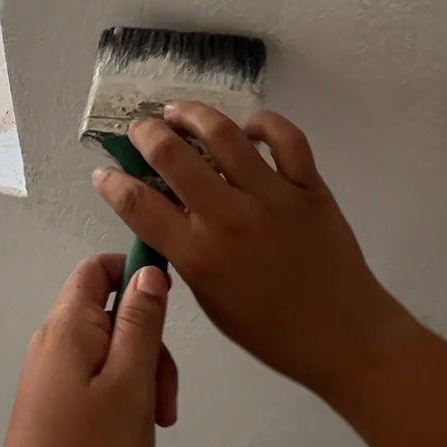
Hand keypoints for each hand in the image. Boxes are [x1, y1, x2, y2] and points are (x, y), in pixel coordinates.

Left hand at [0, 254, 178, 446]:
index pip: (98, 268)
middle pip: (110, 313)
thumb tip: (148, 272)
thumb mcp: (130, 384)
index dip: (135, 269)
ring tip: (152, 421)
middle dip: (147, 343)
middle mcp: (52, 344)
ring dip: (140, 376)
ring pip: (109, 350)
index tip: (168, 293)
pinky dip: (123, 395)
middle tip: (163, 391)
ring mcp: (50, 376)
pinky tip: (133, 431)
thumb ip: (141, 322)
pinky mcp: (53, 405)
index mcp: (67, 328)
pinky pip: (96, 379)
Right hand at [93, 103, 413, 400]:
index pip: (139, 206)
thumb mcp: (210, 298)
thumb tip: (165, 210)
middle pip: (172, 155)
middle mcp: (229, 218)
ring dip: (192, 114)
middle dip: (145, 132)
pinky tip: (246, 128)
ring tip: (179, 111)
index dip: (112, 183)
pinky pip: (284, 137)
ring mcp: (271, 196)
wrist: (343, 335)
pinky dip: (262, 123)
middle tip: (141, 128)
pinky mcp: (308, 185)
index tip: (104, 172)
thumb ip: (183, 252)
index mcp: (199, 255)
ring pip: (223, 133)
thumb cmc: (269, 328)